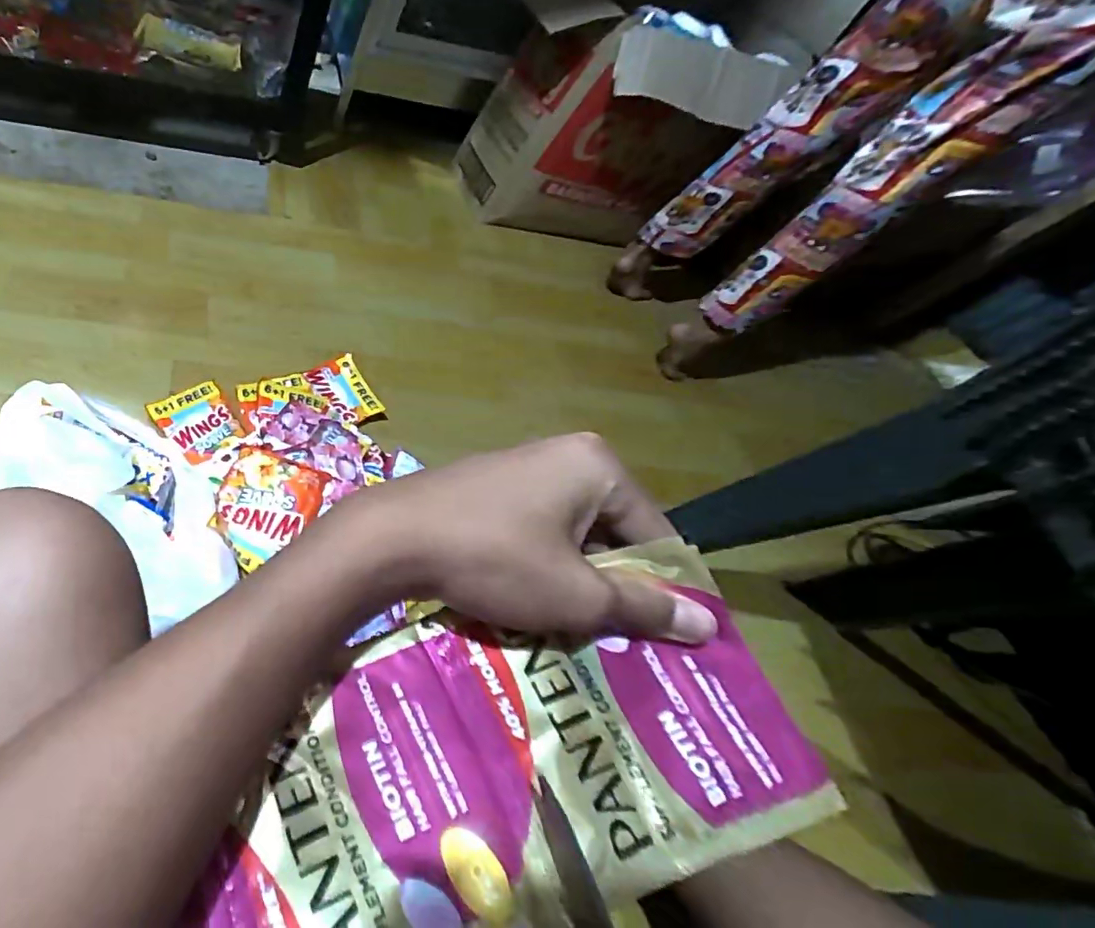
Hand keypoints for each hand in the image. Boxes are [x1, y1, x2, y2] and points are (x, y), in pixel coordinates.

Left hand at [339, 433, 715, 642]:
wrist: (387, 538)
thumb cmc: (493, 559)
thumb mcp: (576, 593)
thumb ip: (643, 607)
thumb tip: (707, 624)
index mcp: (594, 465)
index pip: (654, 534)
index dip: (663, 590)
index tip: (664, 639)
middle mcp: (553, 454)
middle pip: (605, 533)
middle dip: (606, 586)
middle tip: (609, 639)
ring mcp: (508, 469)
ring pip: (560, 537)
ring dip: (564, 581)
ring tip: (562, 629)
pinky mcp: (473, 488)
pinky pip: (521, 532)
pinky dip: (526, 566)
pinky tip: (515, 601)